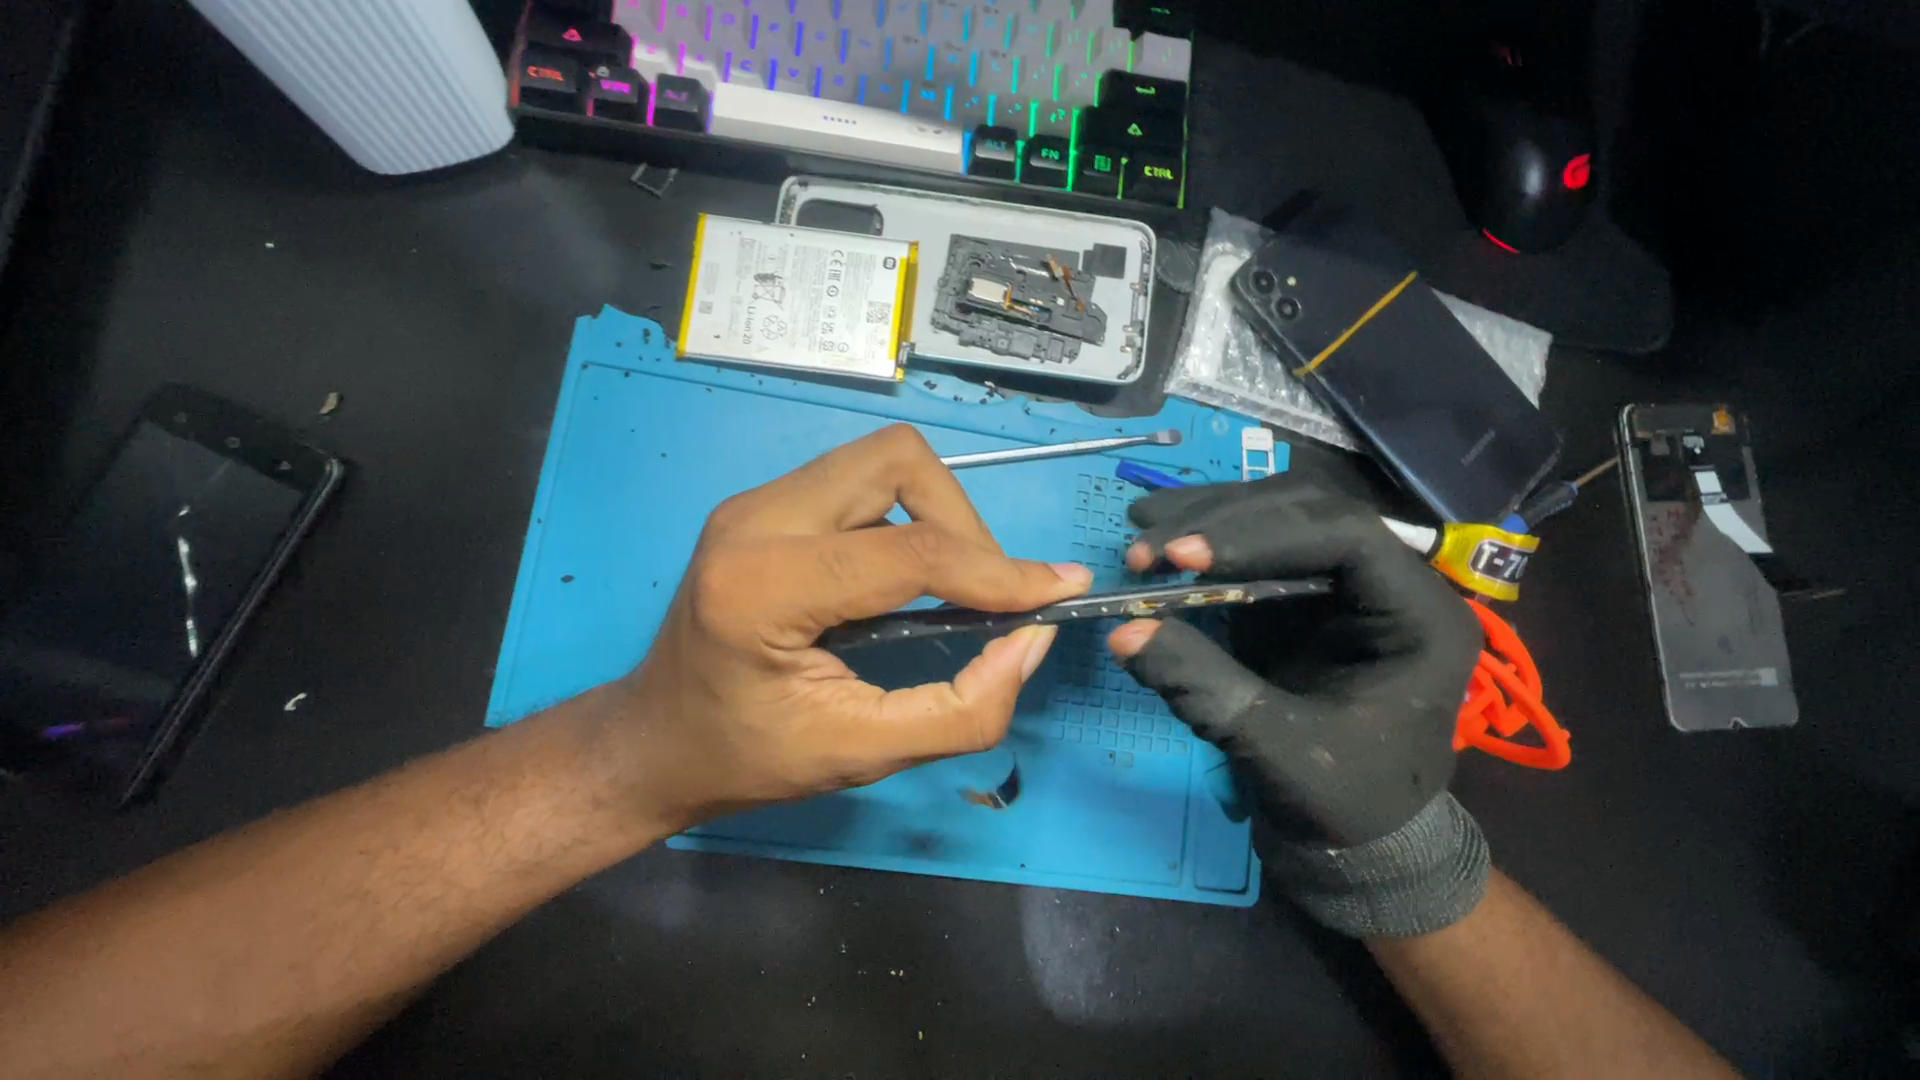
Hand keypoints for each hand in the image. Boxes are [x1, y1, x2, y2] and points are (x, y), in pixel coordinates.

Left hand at [611, 425, 1091, 827]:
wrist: (652, 742)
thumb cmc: (745, 758)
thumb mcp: (860, 754)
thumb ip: (961, 710)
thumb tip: (1032, 641)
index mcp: (764, 585)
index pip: (909, 552)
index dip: (998, 572)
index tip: (1057, 593)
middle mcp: (754, 518)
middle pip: (898, 461)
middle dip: (964, 521)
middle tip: (986, 591)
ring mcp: (754, 503)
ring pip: (881, 460)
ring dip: (937, 513)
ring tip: (952, 583)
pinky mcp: (764, 505)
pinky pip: (860, 482)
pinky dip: (905, 518)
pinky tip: (901, 576)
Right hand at [1105, 475, 1489, 937]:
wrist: (1356, 837)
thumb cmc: (1342, 801)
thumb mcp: (1276, 750)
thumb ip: (1205, 689)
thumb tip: (1124, 631)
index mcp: (1417, 619)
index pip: (1347, 537)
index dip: (1262, 535)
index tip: (1184, 556)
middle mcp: (1386, 585)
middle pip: (1307, 512)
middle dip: (1222, 521)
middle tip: (1148, 547)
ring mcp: (1341, 586)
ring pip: (1277, 515)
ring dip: (1206, 517)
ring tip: (1141, 528)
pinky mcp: (1301, 597)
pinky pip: (1254, 546)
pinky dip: (1204, 538)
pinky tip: (1160, 539)